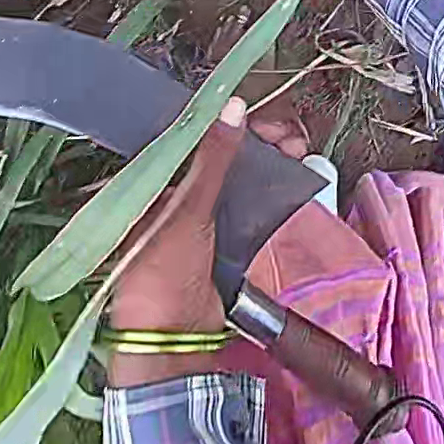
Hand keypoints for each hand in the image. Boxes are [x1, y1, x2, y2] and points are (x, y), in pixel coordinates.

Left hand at [106, 96, 313, 385]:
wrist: (174, 337)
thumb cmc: (163, 268)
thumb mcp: (186, 208)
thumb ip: (212, 158)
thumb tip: (232, 107)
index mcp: (148, 177)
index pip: (188, 133)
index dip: (222, 120)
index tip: (255, 111)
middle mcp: (169, 188)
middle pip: (215, 150)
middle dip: (254, 139)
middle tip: (286, 133)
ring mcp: (194, 209)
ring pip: (233, 170)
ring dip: (264, 157)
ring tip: (295, 147)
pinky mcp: (216, 229)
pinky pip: (242, 195)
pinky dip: (265, 182)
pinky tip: (288, 169)